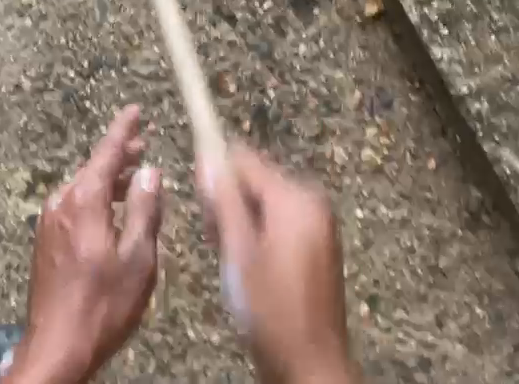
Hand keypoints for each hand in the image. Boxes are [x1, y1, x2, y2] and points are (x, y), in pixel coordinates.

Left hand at [5, 106, 164, 383]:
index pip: (107, 152)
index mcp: (84, 199)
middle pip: (94, 167)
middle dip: (119, 155)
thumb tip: (150, 172)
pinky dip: (95, 199)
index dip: (124, 130)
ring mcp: (50, 219)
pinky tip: (110, 212)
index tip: (135, 110)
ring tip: (132, 178)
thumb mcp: (138, 258)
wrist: (57, 343)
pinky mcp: (46, 238)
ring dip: (108, 179)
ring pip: (84, 187)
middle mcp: (62, 200)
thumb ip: (144, 210)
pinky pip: (74, 205)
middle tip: (142, 144)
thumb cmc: (102, 304)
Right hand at [198, 145, 356, 383]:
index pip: (242, 157)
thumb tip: (206, 157)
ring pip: (257, 199)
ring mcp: (315, 223)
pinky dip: (254, 233)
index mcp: (296, 199)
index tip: (203, 204)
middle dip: (227, 201)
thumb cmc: (271, 309)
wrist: (309, 367)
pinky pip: (272, 218)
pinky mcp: (312, 242)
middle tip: (219, 241)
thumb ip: (222, 198)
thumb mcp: (237, 250)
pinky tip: (247, 265)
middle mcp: (311, 202)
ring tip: (233, 258)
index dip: (215, 173)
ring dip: (237, 220)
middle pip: (250, 177)